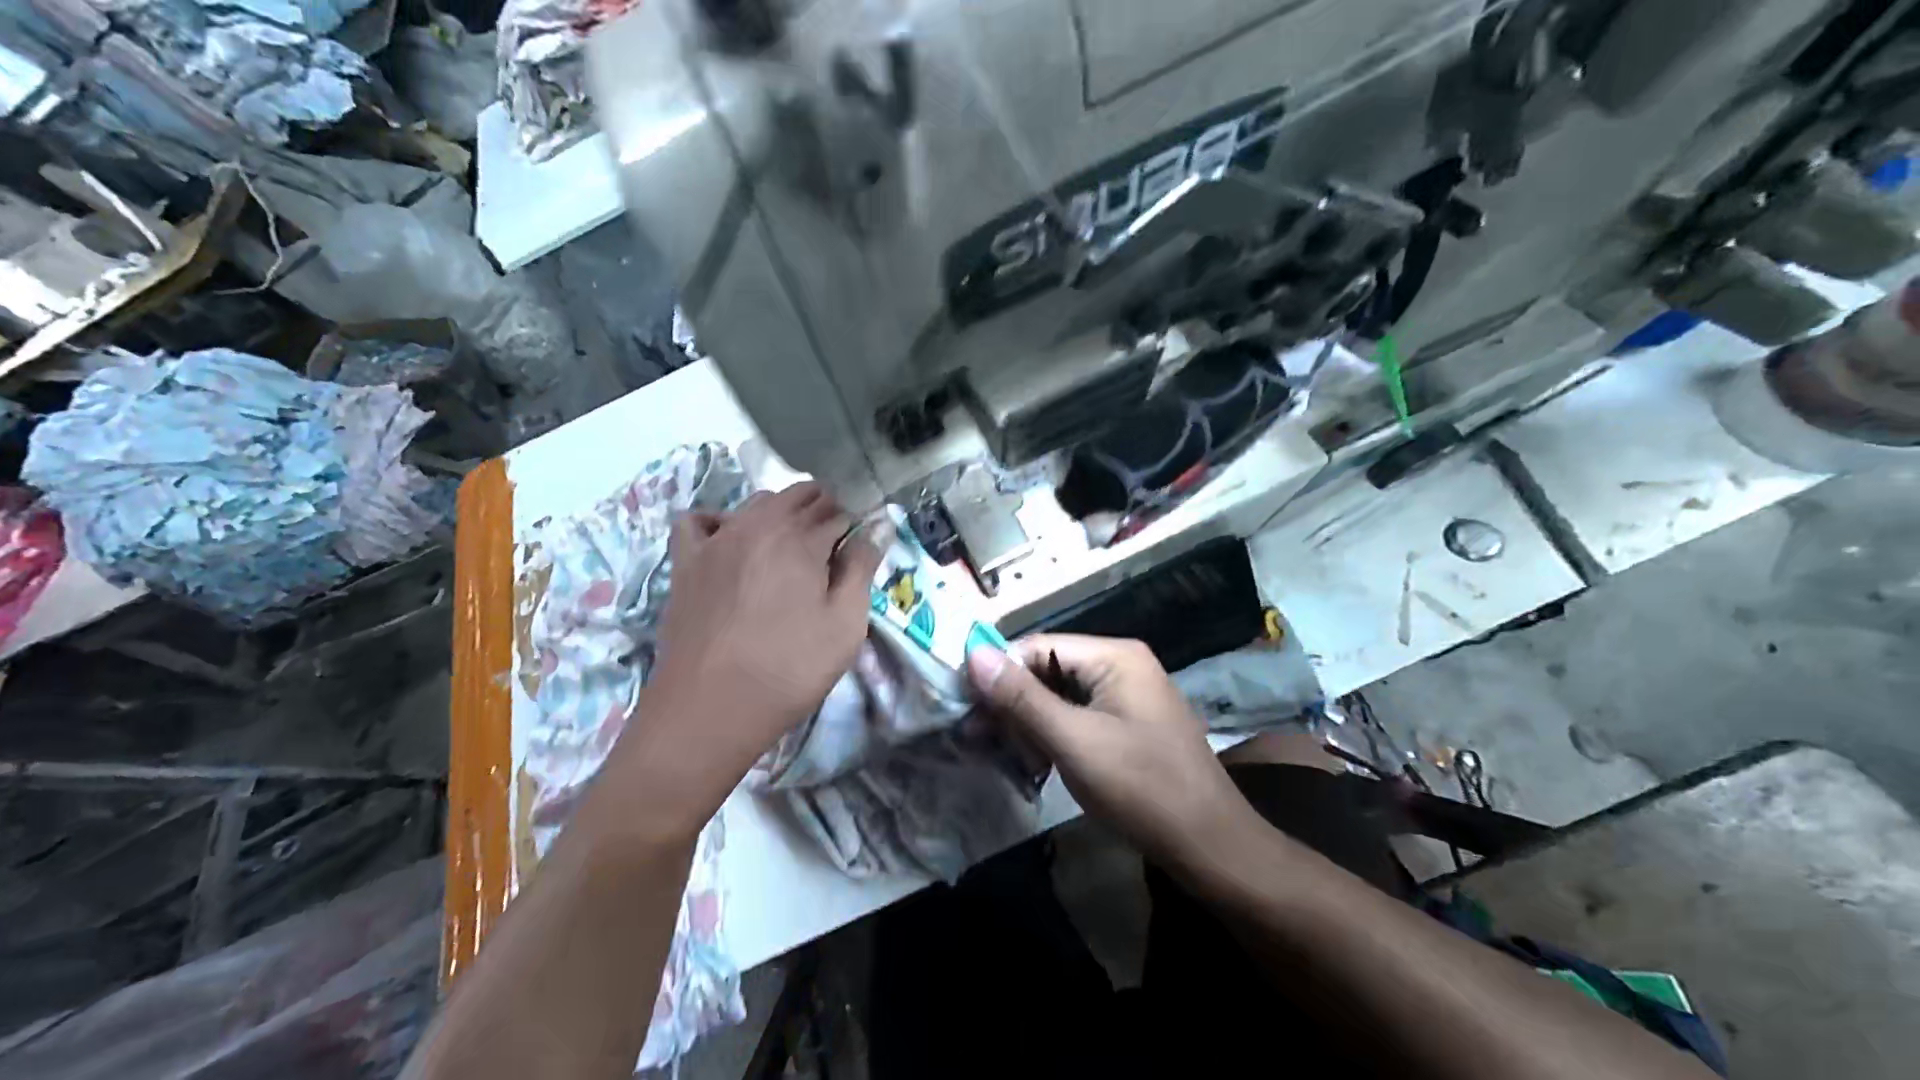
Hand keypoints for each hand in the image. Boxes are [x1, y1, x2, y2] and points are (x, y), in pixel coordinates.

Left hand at [639, 483, 887, 800]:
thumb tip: (878, 524)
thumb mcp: (845, 625)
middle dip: (825, 511)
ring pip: (757, 502)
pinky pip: (699, 521)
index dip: (858, 523)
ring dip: (783, 514)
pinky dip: (720, 522)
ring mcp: (716, 540)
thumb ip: (862, 568)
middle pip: (801, 496)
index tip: (865, 546)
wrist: (708, 710)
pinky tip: (731, 544)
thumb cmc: (788, 670)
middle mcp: (757, 524)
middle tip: (836, 550)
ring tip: (793, 550)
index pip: (840, 509)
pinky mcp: (686, 561)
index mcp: (800, 538)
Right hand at [966, 634, 1257, 868]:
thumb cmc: (1142, 788)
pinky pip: (1079, 717)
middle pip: (1048, 670)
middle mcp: (1122, 665)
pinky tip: (1037, 763)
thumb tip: (973, 653)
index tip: (965, 710)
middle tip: (978, 740)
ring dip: (1030, 725)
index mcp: (1114, 656)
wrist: (1211, 846)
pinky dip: (1054, 737)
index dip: (998, 674)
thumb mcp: (1074, 741)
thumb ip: (1022, 697)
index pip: (1037, 647)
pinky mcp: (1129, 724)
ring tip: (1007, 757)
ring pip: (1060, 697)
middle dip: (1013, 705)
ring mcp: (1128, 696)